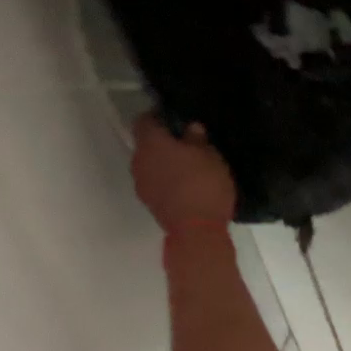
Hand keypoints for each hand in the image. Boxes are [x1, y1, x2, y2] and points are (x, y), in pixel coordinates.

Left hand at [131, 115, 236, 233]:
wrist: (196, 232)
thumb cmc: (204, 185)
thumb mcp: (211, 156)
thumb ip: (198, 139)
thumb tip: (191, 129)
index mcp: (150, 141)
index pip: (145, 120)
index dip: (160, 118)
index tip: (177, 123)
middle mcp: (139, 160)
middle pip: (146, 145)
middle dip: (163, 145)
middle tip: (186, 148)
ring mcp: (141, 185)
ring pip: (150, 167)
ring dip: (164, 167)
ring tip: (187, 172)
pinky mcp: (150, 206)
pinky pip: (156, 186)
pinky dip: (167, 185)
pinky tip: (186, 190)